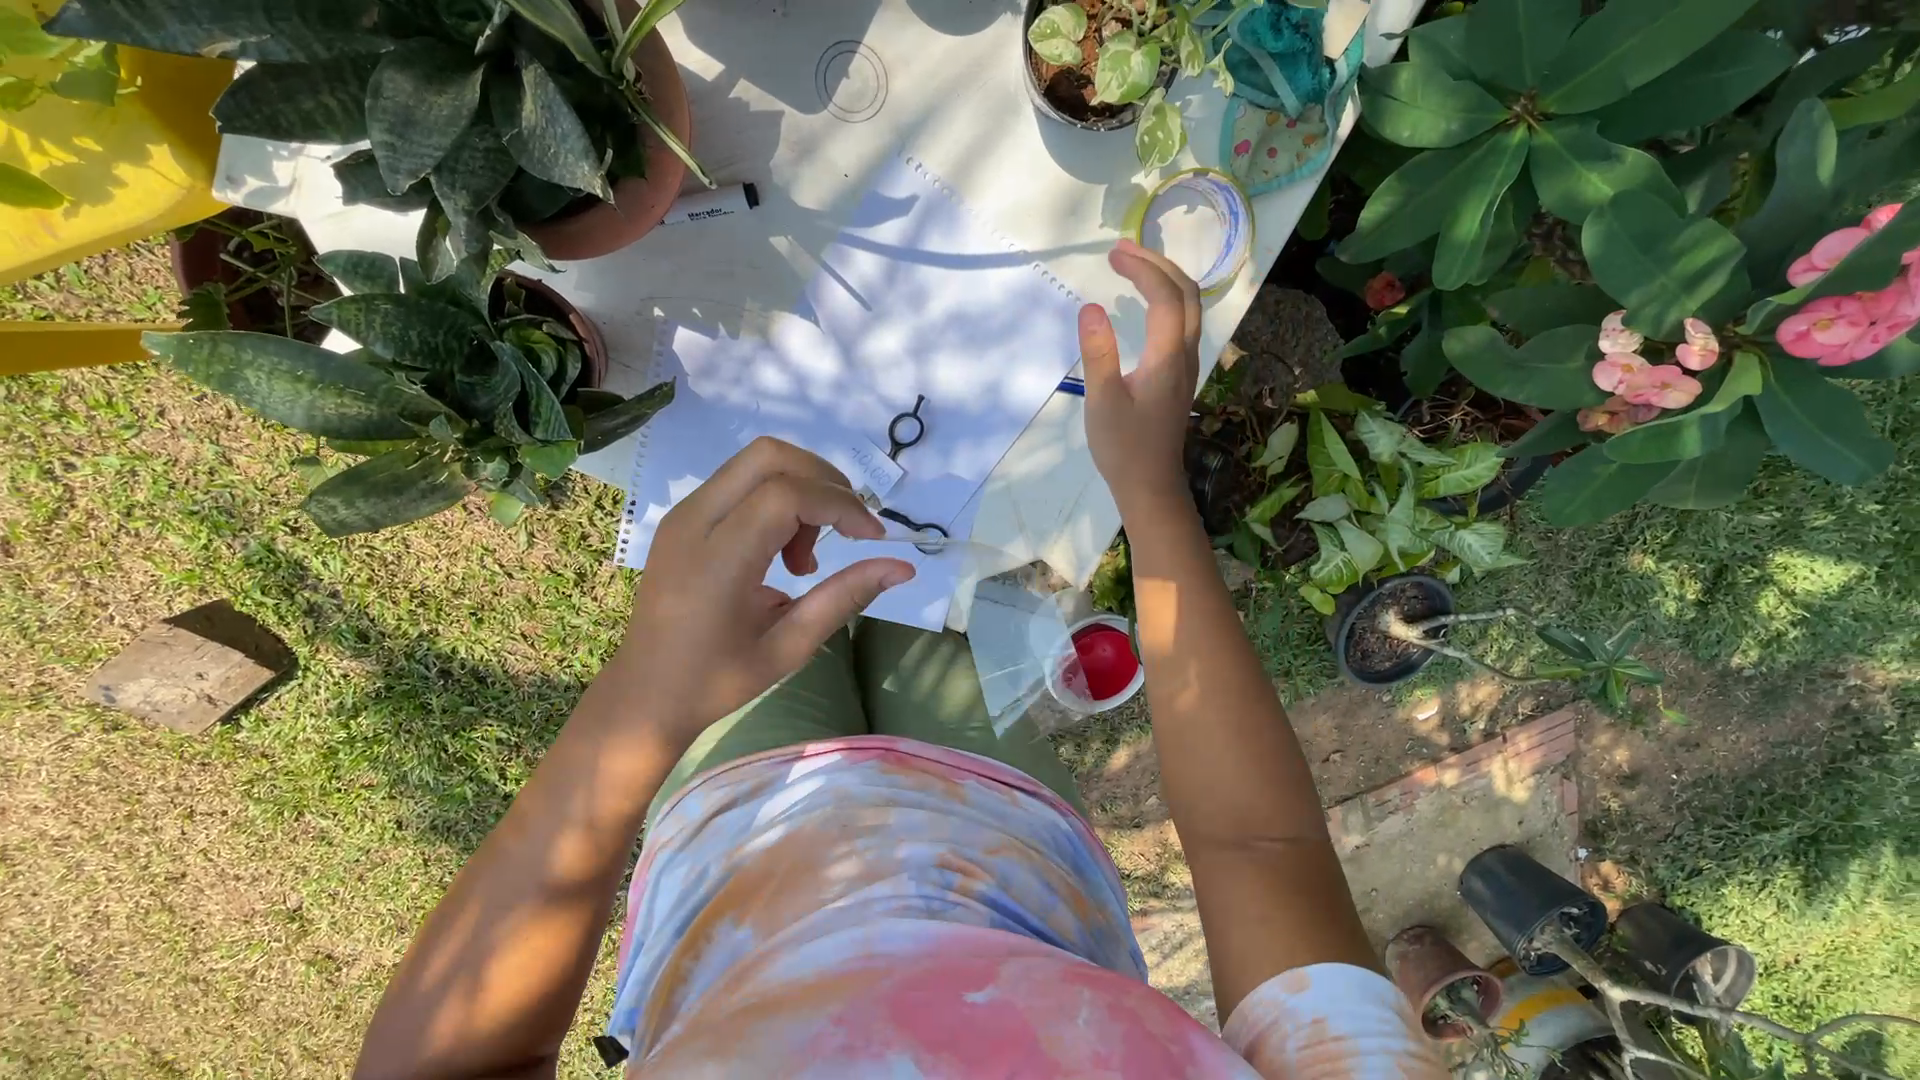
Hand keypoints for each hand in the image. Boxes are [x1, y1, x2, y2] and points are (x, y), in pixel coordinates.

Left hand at [615, 437, 914, 740]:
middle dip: (824, 480)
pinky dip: (778, 497)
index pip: (786, 494)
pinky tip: (783, 551)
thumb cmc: (717, 680)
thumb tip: (902, 567)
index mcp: (717, 561)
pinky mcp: (683, 517)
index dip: (839, 505)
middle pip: (770, 456)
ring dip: (801, 489)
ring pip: (756, 461)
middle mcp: (694, 522)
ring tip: (806, 555)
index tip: (871, 538)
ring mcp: (683, 514)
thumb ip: (844, 597)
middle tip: (846, 530)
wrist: (645, 694)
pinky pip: (740, 480)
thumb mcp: (790, 647)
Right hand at [1079, 238, 1201, 513]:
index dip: (1142, 269)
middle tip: (1122, 251)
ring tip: (1133, 267)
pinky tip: (1145, 303)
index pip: (1165, 297)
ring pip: (1190, 307)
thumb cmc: (1123, 447)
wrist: (1150, 485)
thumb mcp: (1102, 402)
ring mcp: (1188, 365)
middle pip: (1187, 294)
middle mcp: (1186, 355)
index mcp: (1168, 358)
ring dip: (1165, 280)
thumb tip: (1090, 307)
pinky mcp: (1180, 375)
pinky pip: (1183, 323)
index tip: (1112, 256)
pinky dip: (1167, 300)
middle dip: (1157, 264)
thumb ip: (1098, 353)